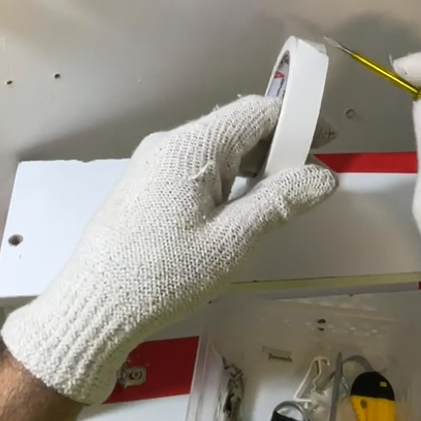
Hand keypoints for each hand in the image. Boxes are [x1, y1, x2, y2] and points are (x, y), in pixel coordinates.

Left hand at [2, 96, 337, 402]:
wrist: (93, 308)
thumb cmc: (162, 275)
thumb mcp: (231, 242)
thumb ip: (280, 202)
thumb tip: (323, 175)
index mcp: (191, 147)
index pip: (257, 112)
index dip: (297, 120)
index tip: (327, 140)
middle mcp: (170, 143)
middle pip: (237, 127)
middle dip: (278, 146)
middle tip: (308, 178)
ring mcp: (155, 162)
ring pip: (219, 147)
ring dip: (254, 164)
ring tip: (280, 197)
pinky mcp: (148, 184)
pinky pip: (199, 166)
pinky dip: (229, 178)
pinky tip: (240, 208)